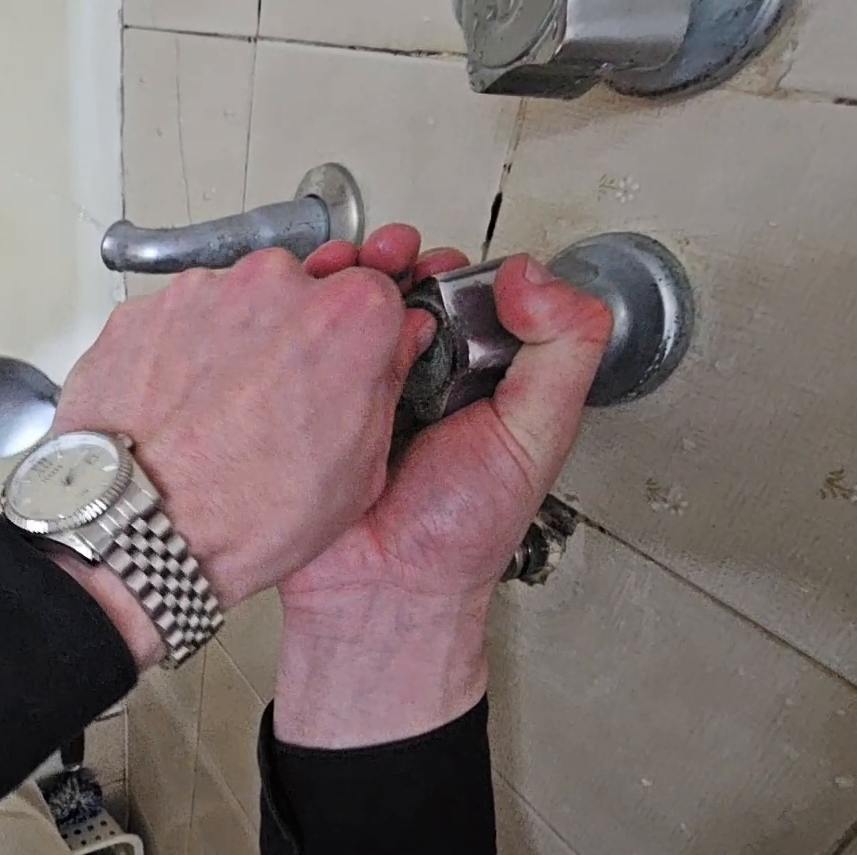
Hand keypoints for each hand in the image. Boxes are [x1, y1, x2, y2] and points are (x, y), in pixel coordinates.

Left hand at [51, 248, 414, 664]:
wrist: (141, 532)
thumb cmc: (240, 519)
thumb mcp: (357, 475)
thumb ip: (382, 390)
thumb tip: (388, 355)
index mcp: (347, 317)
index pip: (371, 293)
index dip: (355, 338)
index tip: (338, 365)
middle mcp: (272, 288)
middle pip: (296, 293)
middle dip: (289, 339)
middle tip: (270, 404)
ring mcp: (197, 296)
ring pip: (229, 307)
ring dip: (228, 347)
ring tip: (214, 418)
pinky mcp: (138, 316)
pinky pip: (171, 326)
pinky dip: (174, 357)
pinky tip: (174, 411)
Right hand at [273, 227, 613, 747]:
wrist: (382, 590)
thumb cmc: (455, 533)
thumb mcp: (534, 437)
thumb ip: (561, 353)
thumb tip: (532, 274)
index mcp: (466, 379)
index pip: (454, 298)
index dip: (442, 269)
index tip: (429, 263)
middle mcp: (406, 384)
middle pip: (389, 302)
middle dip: (378, 271)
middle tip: (374, 264)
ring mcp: (350, 401)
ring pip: (341, 328)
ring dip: (333, 298)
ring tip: (332, 287)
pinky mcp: (304, 420)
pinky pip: (299, 368)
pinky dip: (295, 339)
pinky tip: (296, 326)